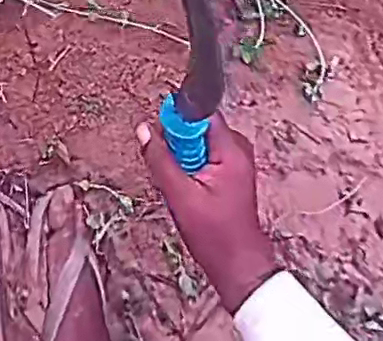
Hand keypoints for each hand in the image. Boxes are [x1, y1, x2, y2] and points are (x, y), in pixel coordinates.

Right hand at [137, 112, 278, 313]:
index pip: (201, 113)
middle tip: (173, 171)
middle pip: (198, 126)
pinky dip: (192, 165)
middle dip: (179, 143)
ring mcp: (236, 159)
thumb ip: (160, 159)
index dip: (178, 121)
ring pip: (199, 140)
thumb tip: (143, 129)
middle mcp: (237, 148)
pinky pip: (204, 153)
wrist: (240, 270)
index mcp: (231, 150)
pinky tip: (189, 189)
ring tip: (181, 184)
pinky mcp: (231, 170)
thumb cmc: (216, 237)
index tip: (165, 139)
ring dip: (184, 156)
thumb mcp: (180, 197)